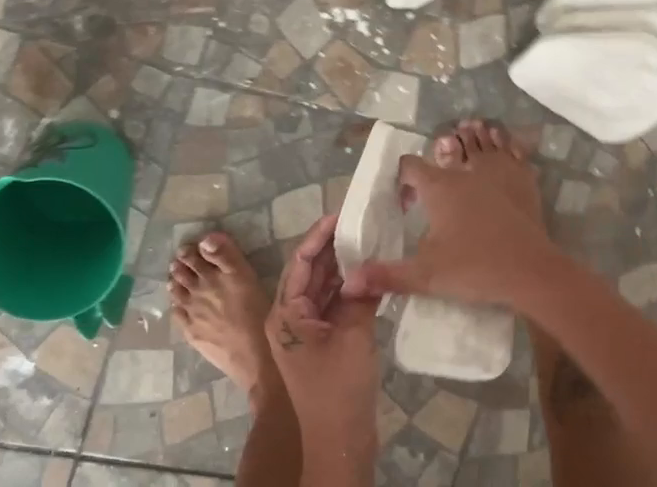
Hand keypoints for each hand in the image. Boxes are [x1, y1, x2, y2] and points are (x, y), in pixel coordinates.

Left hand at [267, 214, 378, 429]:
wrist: (338, 442)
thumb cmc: (338, 388)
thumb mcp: (353, 336)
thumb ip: (361, 296)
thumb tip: (369, 268)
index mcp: (285, 312)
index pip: (299, 261)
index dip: (319, 235)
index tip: (340, 214)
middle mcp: (290, 317)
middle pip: (309, 272)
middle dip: (332, 248)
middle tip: (359, 223)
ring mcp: (304, 333)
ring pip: (322, 290)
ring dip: (342, 269)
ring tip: (367, 242)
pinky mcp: (320, 345)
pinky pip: (332, 308)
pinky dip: (348, 292)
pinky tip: (370, 276)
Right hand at [341, 152, 559, 306]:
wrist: (530, 271)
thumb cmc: (475, 268)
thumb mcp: (425, 276)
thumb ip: (386, 275)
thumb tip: (349, 281)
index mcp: (439, 187)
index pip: (410, 166)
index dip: (402, 179)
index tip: (406, 204)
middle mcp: (465, 170)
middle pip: (448, 148)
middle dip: (440, 154)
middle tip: (439, 170)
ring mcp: (497, 170)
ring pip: (481, 142)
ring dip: (472, 139)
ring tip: (467, 132)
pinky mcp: (522, 179)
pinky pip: (511, 151)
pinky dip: (504, 145)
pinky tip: (504, 145)